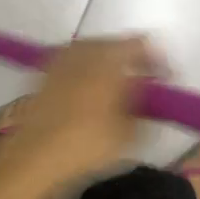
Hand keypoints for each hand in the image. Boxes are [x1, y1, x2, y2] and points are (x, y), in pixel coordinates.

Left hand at [0, 36, 161, 191]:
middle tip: (142, 85)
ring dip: (106, 66)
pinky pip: (71, 65)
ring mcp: (59, 60)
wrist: (34, 154)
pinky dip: (83, 74)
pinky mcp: (42, 74)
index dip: (157, 60)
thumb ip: (146, 108)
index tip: (165, 81)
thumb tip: (151, 97)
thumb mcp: (131, 132)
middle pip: (113, 45)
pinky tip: (87, 96)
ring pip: (90, 53)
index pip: (140, 44)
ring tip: (115, 91)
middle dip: (130, 61)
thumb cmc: (88, 143)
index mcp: (109, 57)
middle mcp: (83, 50)